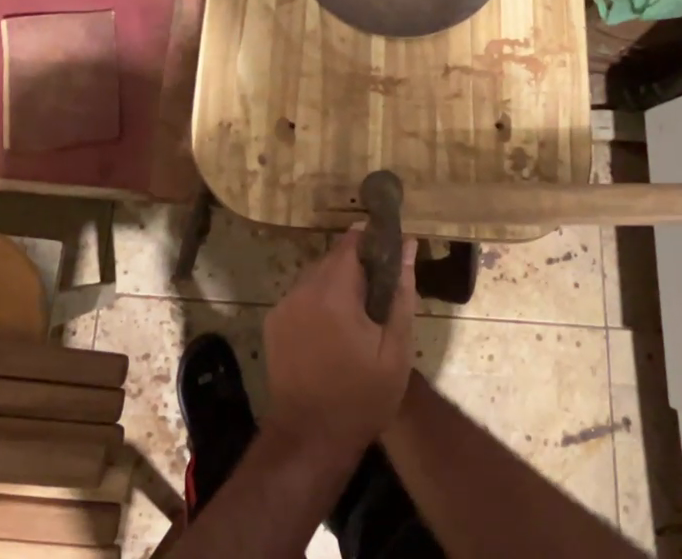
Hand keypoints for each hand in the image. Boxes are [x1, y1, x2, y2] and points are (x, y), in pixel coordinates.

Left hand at [262, 228, 418, 454]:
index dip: (373, 241)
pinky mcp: (274, 324)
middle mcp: (302, 291)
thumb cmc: (362, 397)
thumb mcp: (395, 349)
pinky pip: (302, 297)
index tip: (392, 251)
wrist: (310, 439)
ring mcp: (283, 307)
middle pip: (332, 259)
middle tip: (382, 291)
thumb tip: (408, 247)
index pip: (351, 243)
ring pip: (315, 277)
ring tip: (361, 314)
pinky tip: (335, 329)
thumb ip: (400, 292)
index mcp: (333, 293)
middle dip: (357, 266)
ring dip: (338, 284)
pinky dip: (320, 302)